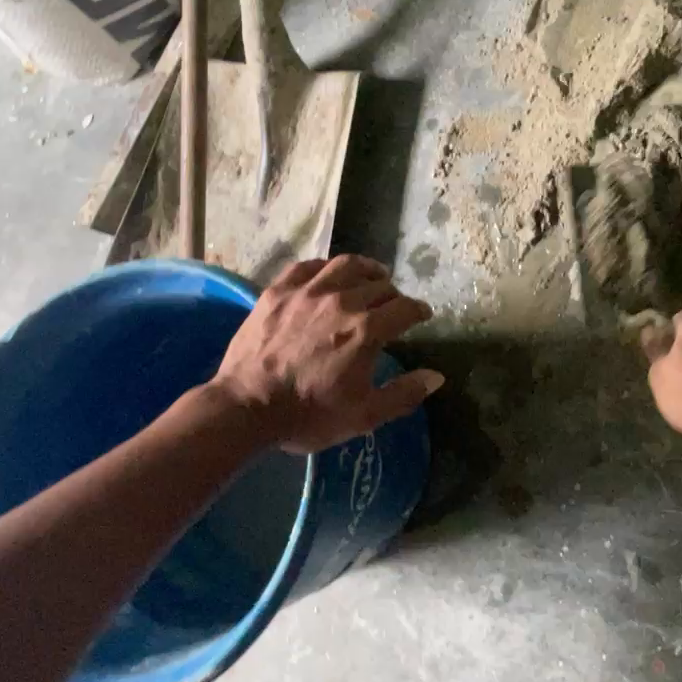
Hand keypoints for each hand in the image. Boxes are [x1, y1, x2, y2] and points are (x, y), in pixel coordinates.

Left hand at [211, 256, 442, 452]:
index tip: (422, 315)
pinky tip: (329, 275)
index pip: (405, 308)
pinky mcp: (279, 291)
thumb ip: (403, 394)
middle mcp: (342, 302)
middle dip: (393, 294)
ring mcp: (308, 292)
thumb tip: (436, 376)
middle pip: (379, 285)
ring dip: (366, 269)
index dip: (419, 310)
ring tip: (371, 276)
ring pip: (347, 265)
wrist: (244, 410)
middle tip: (393, 305)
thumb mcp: (363, 416)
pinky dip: (325, 267)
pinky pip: (308, 266)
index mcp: (366, 330)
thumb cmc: (308, 415)